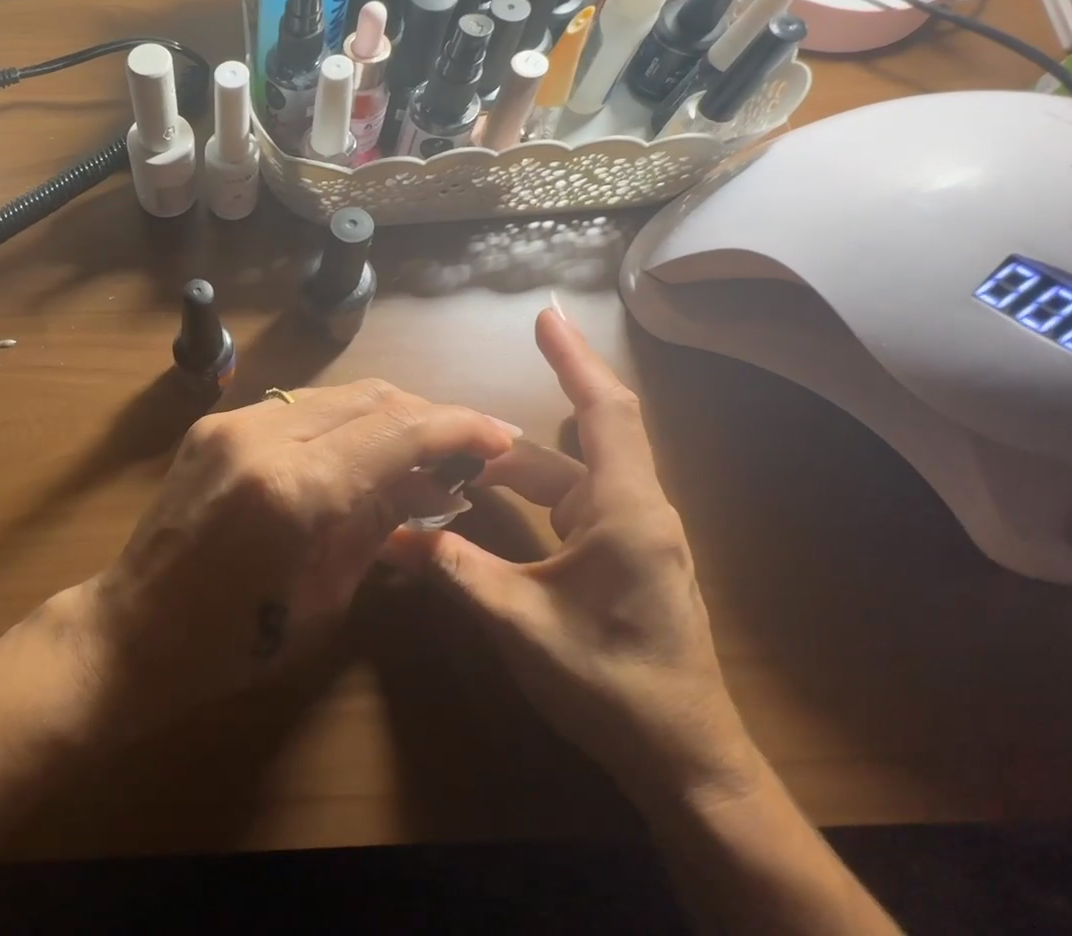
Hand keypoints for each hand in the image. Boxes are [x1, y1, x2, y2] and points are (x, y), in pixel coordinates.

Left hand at [80, 380, 518, 726]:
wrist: (133, 630)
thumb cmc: (234, 643)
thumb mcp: (325, 594)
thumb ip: (380, 525)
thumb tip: (438, 485)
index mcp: (294, 489)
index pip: (399, 431)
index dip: (460, 427)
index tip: (501, 438)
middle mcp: (261, 437)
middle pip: (370, 397)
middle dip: (428, 415)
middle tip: (467, 447)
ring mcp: (230, 424)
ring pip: (334, 395)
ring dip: (386, 414)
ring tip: (421, 449)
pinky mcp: (213, 426)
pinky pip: (297, 408)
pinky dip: (341, 421)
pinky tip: (361, 451)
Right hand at [384, 309, 761, 807]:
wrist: (683, 756)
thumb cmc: (610, 682)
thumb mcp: (518, 622)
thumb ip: (453, 570)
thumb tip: (388, 535)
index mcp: (625, 512)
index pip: (603, 412)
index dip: (572, 359)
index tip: (544, 315)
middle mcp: (635, 513)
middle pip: (572, 448)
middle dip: (507, 435)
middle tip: (444, 427)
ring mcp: (633, 540)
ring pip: (569, 482)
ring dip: (514, 470)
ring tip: (453, 465)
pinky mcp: (624, 564)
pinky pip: (573, 509)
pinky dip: (529, 498)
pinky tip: (492, 506)